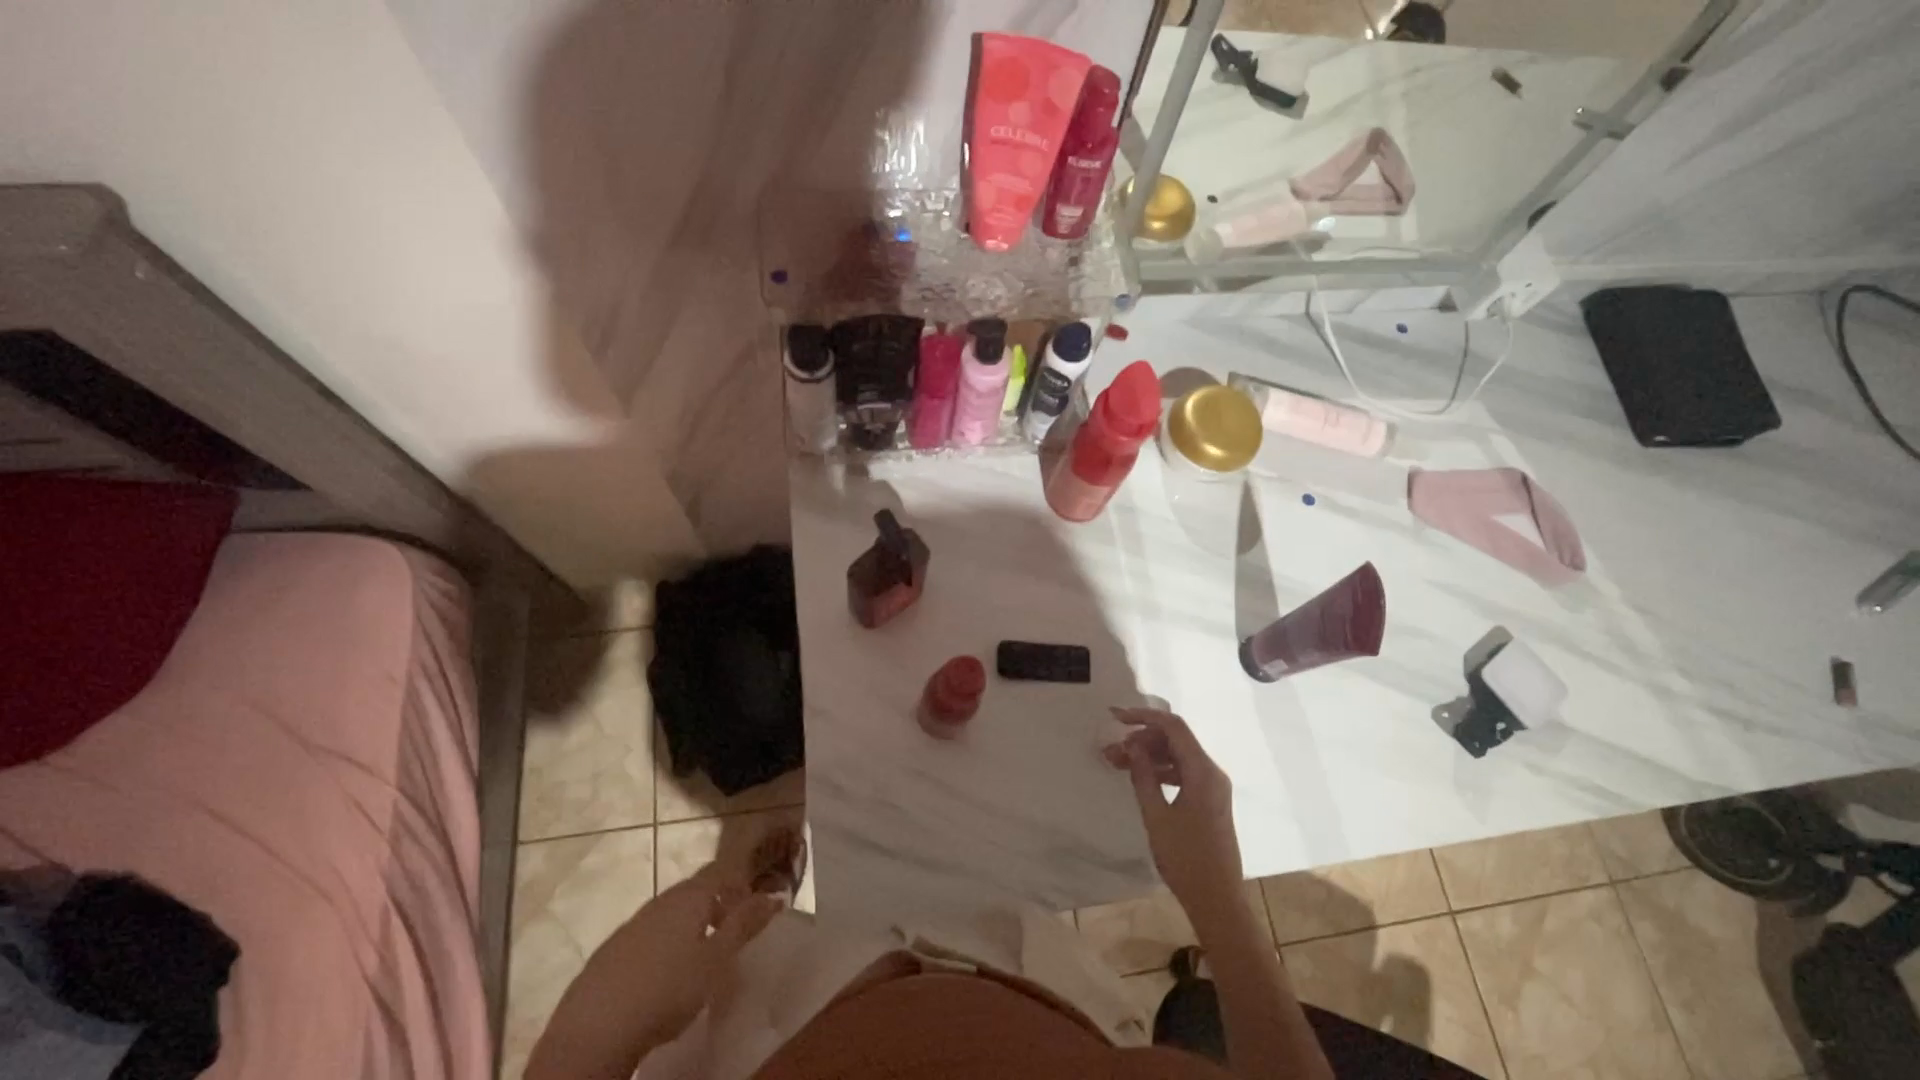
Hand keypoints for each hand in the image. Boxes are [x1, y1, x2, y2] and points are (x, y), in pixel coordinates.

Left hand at [529, 862, 783, 1078]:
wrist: (596, 1030)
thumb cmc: (668, 989)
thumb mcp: (717, 960)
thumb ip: (744, 925)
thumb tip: (774, 895)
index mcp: (687, 898)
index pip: (719, 872)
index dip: (740, 883)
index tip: (755, 905)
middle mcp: (657, 903)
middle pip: (693, 892)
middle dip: (716, 905)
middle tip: (734, 933)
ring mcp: (630, 927)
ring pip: (669, 915)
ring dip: (690, 927)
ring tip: (703, 956)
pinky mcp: (610, 953)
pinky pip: (648, 938)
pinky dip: (665, 946)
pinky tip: (665, 974)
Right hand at [1105, 707, 1243, 916]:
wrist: (1217, 898)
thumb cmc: (1185, 858)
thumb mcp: (1157, 816)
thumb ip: (1144, 776)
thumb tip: (1132, 745)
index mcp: (1203, 772)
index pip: (1174, 727)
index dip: (1143, 717)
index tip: (1115, 718)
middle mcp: (1212, 772)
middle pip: (1176, 740)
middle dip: (1142, 739)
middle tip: (1111, 750)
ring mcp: (1212, 787)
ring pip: (1177, 756)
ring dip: (1149, 756)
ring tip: (1116, 763)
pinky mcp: (1209, 800)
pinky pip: (1183, 773)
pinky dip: (1160, 771)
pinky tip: (1139, 778)